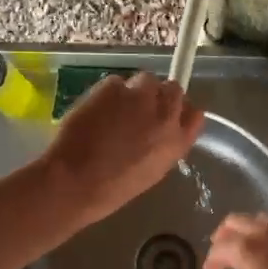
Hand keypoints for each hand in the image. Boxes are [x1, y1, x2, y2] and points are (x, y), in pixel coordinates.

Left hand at [39, 72, 203, 224]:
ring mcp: (139, 97)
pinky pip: (116, 82)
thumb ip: (164, 146)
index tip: (166, 113)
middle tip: (138, 108)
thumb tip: (160, 130)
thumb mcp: (151, 172)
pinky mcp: (113, 87)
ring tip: (113, 109)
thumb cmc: (110, 188)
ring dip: (134, 91)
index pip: (194, 113)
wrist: (73, 181)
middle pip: (173, 89)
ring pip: (145, 80)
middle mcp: (165, 115)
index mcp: (177, 142)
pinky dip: (108, 93)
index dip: (179, 110)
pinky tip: (95, 110)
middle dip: (157, 95)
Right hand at [202, 213, 267, 268]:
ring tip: (244, 244)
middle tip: (219, 248)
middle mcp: (265, 233)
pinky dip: (265, 231)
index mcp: (248, 249)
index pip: (221, 247)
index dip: (211, 258)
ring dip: (245, 229)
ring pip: (258, 219)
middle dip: (223, 234)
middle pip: (236, 222)